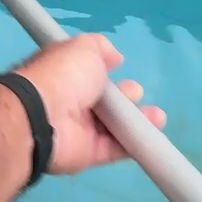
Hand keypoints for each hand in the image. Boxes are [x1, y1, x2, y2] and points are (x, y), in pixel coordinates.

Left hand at [11, 34, 164, 174]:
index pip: (87, 71)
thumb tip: (115, 56)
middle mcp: (70, 101)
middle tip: (135, 92)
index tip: (119, 64)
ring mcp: (79, 129)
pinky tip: (152, 134)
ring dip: (137, 119)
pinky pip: (116, 148)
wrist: (45, 117)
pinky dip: (134, 143)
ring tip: (156, 116)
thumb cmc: (63, 76)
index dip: (104, 68)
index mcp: (64, 73)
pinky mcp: (88, 153)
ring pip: (114, 125)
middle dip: (125, 95)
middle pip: (104, 100)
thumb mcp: (84, 48)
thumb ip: (101, 48)